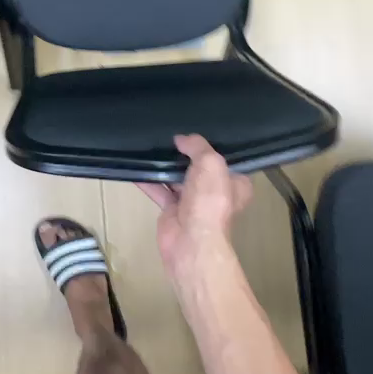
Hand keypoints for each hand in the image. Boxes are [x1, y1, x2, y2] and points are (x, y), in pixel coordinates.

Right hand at [138, 135, 252, 279]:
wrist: (191, 241)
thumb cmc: (209, 200)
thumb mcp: (210, 163)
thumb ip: (197, 146)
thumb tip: (181, 139)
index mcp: (235, 184)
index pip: (226, 161)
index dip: (212, 148)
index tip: (197, 132)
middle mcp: (216, 193)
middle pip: (199, 168)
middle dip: (186, 155)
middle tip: (170, 134)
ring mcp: (193, 203)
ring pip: (177, 179)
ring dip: (166, 166)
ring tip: (152, 145)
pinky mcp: (173, 212)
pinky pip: (159, 191)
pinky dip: (149, 180)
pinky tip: (137, 167)